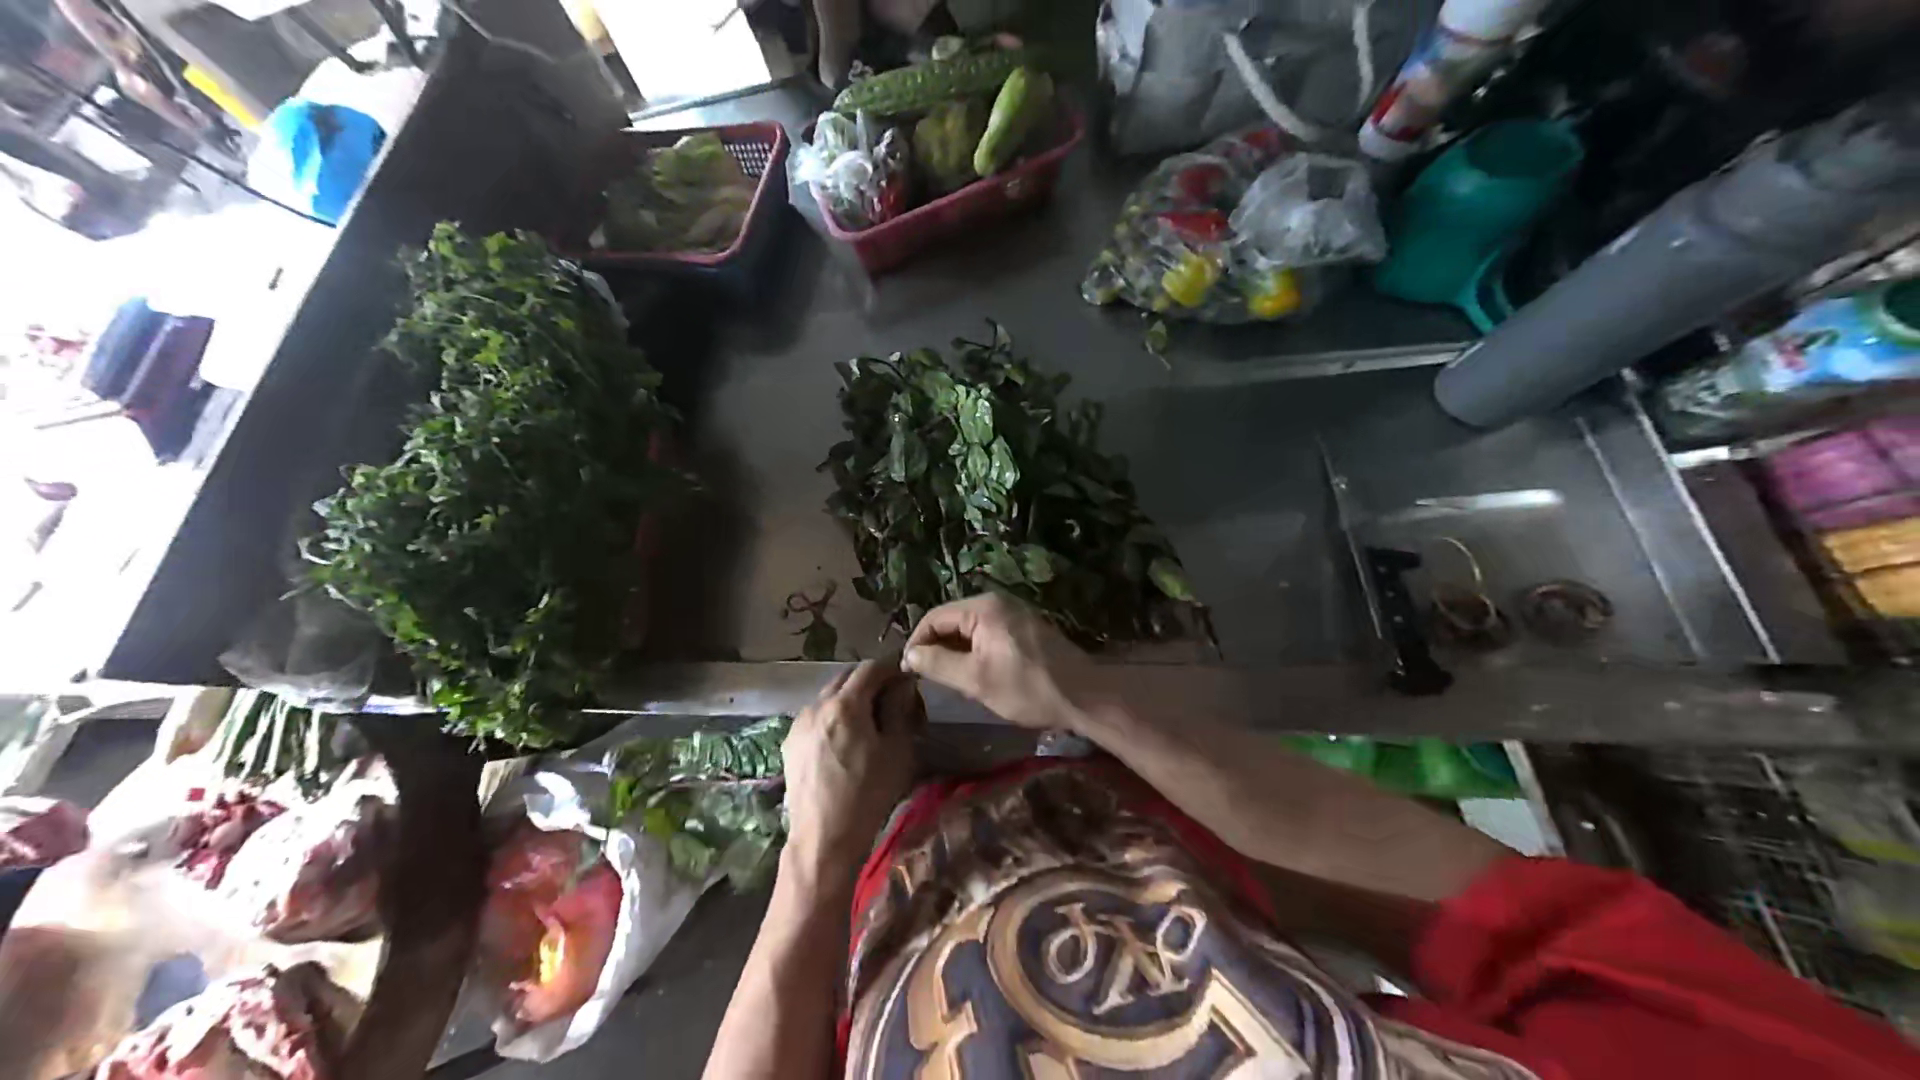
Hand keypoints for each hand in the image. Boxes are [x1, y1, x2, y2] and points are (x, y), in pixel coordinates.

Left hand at [782, 660, 918, 879]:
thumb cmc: (868, 794)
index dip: (891, 667)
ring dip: (849, 697)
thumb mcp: (896, 750)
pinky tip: (844, 738)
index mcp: (845, 705)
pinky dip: (832, 715)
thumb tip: (901, 685)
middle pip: (846, 677)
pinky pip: (815, 716)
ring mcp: (799, 723)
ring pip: (828, 695)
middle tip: (889, 696)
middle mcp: (816, 706)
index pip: (871, 668)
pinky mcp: (790, 742)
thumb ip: (898, 710)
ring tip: (867, 718)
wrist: (824, 837)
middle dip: (869, 680)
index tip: (905, 677)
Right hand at [902, 594, 1095, 731]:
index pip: (935, 617)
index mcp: (984, 608)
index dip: (917, 642)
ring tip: (949, 679)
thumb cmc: (1027, 688)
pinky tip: (976, 674)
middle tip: (927, 677)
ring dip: (956, 651)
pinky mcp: (1027, 628)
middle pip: (953, 620)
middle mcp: (999, 602)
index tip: (908, 669)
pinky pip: (989, 634)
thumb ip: (938, 664)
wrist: (1085, 697)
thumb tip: (909, 655)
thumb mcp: (976, 680)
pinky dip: (976, 651)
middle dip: (937, 646)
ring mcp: (1016, 614)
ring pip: (971, 628)